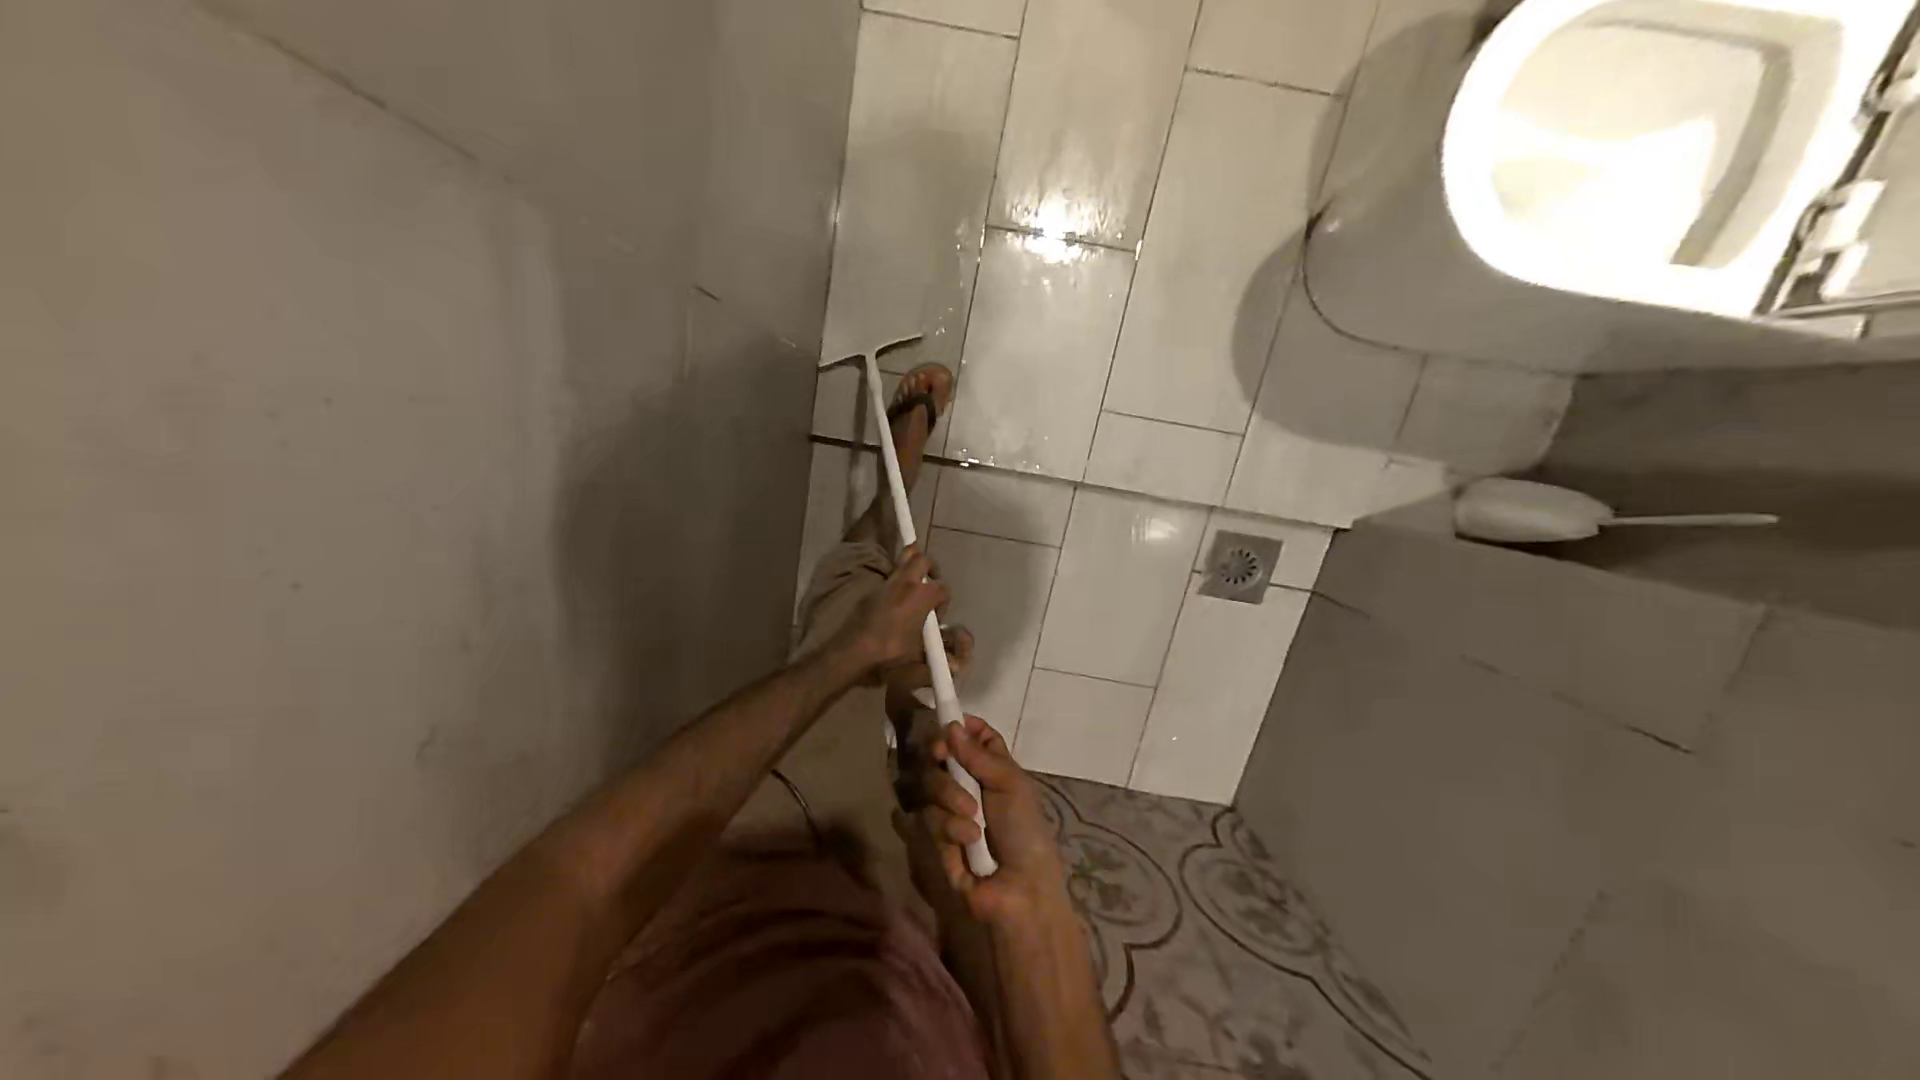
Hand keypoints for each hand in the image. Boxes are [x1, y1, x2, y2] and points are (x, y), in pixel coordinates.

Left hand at [839, 546, 948, 674]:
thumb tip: (949, 657)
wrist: (858, 647)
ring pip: (904, 558)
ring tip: (916, 574)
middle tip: (932, 580)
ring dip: (912, 562)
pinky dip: (897, 577)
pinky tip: (896, 595)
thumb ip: (934, 646)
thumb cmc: (893, 648)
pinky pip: (890, 574)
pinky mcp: (874, 588)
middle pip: (923, 560)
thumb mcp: (919, 651)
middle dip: (931, 567)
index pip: (943, 589)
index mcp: (923, 596)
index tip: (936, 616)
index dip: (944, 602)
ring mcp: (888, 582)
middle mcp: (907, 583)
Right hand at [918, 715, 1068, 927]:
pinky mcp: (935, 838)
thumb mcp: (1010, 785)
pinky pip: (929, 819)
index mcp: (991, 768)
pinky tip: (967, 843)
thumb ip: (978, 755)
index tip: (949, 727)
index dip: (957, 728)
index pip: (969, 736)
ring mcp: (949, 811)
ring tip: (973, 822)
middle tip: (943, 761)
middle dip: (943, 763)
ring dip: (950, 799)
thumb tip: (952, 724)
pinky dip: (950, 829)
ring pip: (930, 787)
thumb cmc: (1024, 831)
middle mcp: (967, 785)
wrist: (1021, 889)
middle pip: (939, 757)